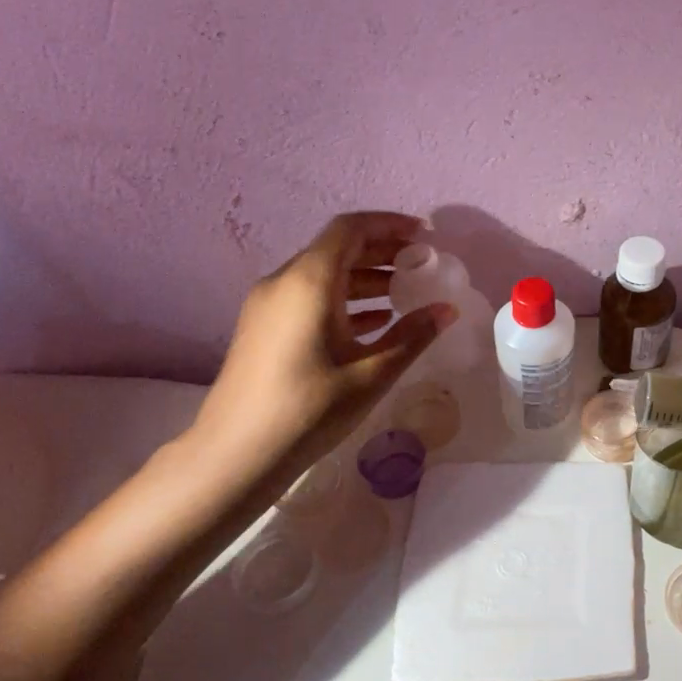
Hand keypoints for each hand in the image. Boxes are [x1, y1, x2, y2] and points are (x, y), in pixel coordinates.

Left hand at [185, 212, 456, 474]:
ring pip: (324, 274)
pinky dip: (346, 299)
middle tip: (424, 265)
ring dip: (366, 277)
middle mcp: (284, 282)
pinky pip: (310, 296)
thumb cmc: (308, 410)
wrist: (234, 455)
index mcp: (309, 282)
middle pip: (338, 248)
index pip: (351, 229)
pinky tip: (375, 322)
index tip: (426, 236)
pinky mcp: (264, 328)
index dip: (391, 225)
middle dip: (383, 251)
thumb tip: (447, 309)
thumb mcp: (371, 373)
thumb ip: (412, 336)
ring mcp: (269, 305)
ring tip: (407, 294)